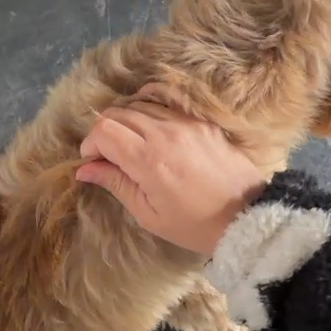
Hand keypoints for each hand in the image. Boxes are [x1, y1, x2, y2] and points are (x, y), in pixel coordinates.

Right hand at [75, 87, 268, 254]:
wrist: (247, 216)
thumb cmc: (193, 225)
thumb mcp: (148, 214)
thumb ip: (116, 183)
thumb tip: (84, 169)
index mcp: (149, 160)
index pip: (105, 130)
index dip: (90, 143)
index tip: (92, 162)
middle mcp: (165, 133)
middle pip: (118, 113)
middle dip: (104, 132)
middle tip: (106, 155)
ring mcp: (185, 122)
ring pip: (140, 104)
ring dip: (125, 121)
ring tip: (128, 145)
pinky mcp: (200, 121)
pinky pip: (164, 105)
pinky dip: (147, 113)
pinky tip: (149, 134)